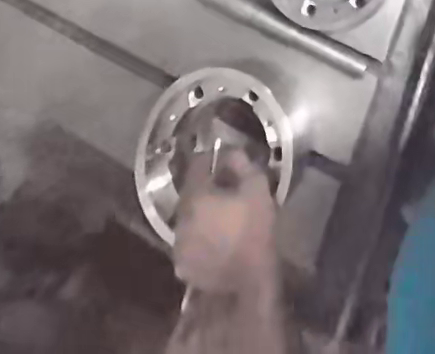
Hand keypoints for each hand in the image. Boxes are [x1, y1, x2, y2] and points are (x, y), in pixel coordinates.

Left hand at [173, 146, 278, 295]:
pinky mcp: (182, 266)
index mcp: (196, 196)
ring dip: (200, 213)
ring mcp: (178, 244)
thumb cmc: (256, 229)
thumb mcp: (257, 186)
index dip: (209, 159)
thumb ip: (241, 162)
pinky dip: (198, 236)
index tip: (221, 160)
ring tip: (219, 215)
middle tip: (223, 189)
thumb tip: (228, 151)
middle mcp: (180, 218)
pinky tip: (214, 238)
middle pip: (190, 192)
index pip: (195, 165)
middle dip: (204, 188)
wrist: (253, 282)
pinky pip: (188, 241)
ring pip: (187, 218)